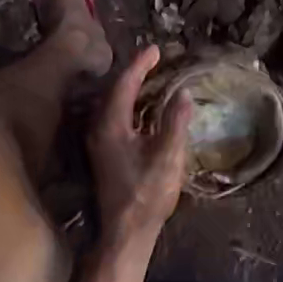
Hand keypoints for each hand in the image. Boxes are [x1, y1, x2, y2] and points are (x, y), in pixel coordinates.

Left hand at [88, 45, 190, 249]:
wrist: (125, 232)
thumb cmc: (146, 195)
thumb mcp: (167, 157)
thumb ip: (175, 123)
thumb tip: (183, 94)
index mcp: (111, 126)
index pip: (124, 84)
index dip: (140, 64)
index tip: (155, 49)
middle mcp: (99, 129)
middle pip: (114, 90)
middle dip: (134, 71)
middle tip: (155, 59)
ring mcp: (99, 142)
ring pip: (113, 103)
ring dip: (131, 87)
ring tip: (152, 76)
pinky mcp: (104, 152)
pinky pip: (116, 115)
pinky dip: (130, 102)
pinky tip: (145, 106)